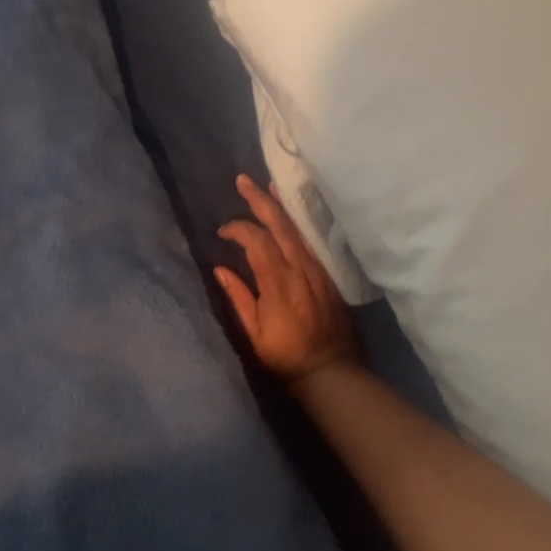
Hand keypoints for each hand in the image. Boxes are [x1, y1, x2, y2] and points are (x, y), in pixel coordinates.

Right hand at [216, 174, 357, 382]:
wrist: (329, 370)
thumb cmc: (285, 355)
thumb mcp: (254, 333)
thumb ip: (238, 297)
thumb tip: (220, 269)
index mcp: (278, 283)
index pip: (257, 242)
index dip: (239, 229)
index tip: (223, 231)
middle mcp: (299, 270)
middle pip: (279, 225)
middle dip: (259, 201)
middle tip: (243, 180)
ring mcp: (317, 270)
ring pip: (297, 229)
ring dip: (280, 206)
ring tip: (267, 185)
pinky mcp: (327, 274)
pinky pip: (309, 240)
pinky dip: (296, 223)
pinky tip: (290, 213)